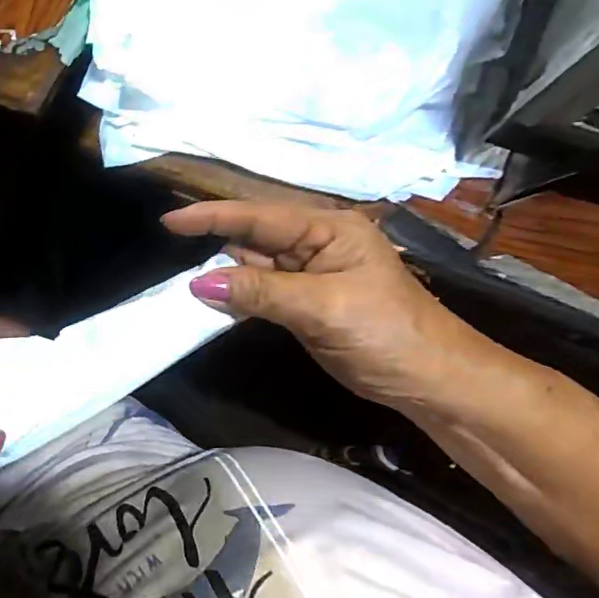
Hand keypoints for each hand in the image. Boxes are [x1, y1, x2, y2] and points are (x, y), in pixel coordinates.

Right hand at [162, 201, 495, 410]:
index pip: (259, 216)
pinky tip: (208, 302)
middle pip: (250, 237)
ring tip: (178, 281)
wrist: (430, 381)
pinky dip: (232, 296)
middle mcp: (314, 244)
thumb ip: (259, 291)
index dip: (212, 217)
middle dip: (211, 242)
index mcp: (328, 230)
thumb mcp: (322, 308)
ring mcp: (306, 274)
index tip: (168, 221)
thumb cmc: (388, 334)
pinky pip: (254, 291)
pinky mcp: (299, 302)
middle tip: (167, 253)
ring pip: (249, 265)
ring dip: (218, 273)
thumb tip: (198, 283)